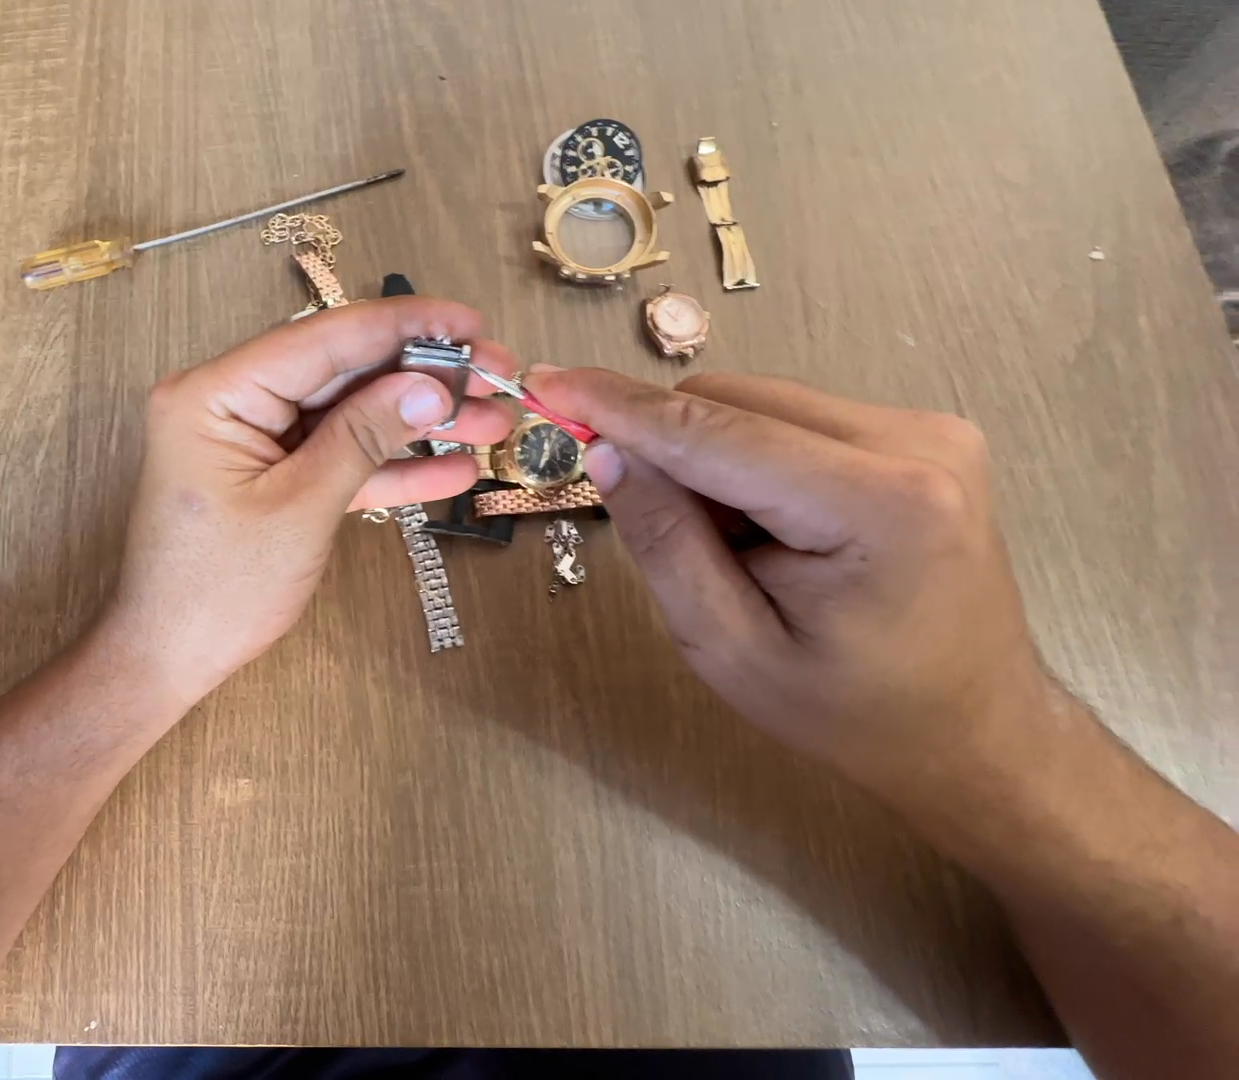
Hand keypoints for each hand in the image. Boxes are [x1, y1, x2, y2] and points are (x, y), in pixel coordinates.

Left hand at [108, 297, 516, 705]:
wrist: (171, 657)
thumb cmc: (218, 590)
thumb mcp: (300, 507)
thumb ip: (364, 436)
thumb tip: (431, 386)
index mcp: (215, 393)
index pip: (323, 339)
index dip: (403, 325)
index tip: (470, 320)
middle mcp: (230, 403)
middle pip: (341, 372)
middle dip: (421, 377)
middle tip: (496, 375)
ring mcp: (252, 441)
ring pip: (347, 416)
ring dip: (417, 423)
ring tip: (492, 424)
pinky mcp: (272, 476)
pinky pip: (335, 458)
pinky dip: (388, 466)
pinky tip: (451, 468)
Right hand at [526, 367, 1057, 797]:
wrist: (968, 729)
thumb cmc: (842, 708)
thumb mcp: (724, 643)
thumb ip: (662, 540)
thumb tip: (606, 452)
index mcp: (877, 504)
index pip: (711, 430)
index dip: (616, 405)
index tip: (544, 382)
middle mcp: (913, 441)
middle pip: (729, 402)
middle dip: (663, 448)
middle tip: (648, 524)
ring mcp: (924, 430)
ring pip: (751, 404)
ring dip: (702, 460)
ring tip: (725, 546)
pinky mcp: (915, 436)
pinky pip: (782, 419)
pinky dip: (740, 462)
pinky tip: (759, 527)